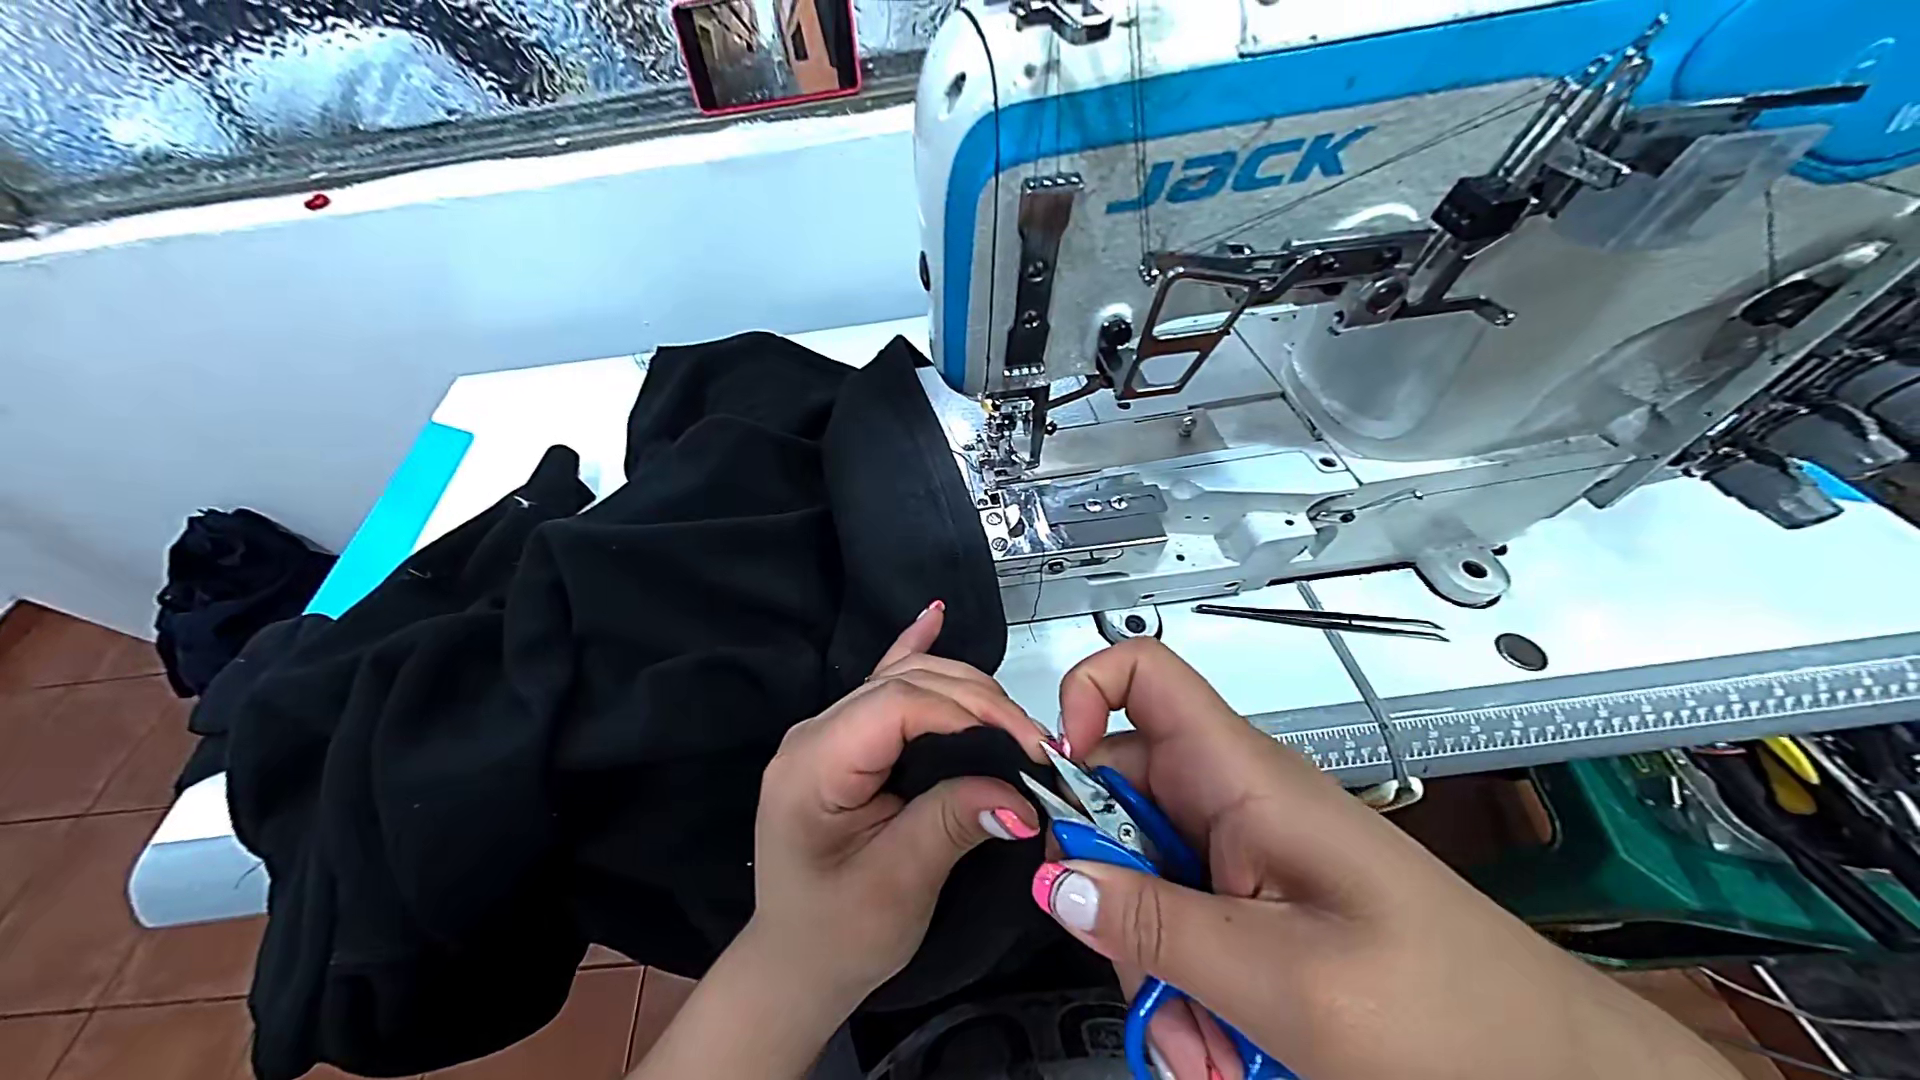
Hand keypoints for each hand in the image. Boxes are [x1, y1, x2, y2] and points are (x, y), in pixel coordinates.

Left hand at [740, 601, 1048, 1009]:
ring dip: (966, 689)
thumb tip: (1019, 792)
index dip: (970, 712)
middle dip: (978, 701)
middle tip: (1033, 742)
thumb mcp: (897, 887)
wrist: (797, 961)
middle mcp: (817, 732)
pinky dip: (916, 650)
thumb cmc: (837, 934)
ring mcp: (830, 729)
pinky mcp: (850, 737)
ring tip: (1013, 720)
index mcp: (814, 763)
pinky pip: (888, 682)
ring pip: (906, 677)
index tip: (1027, 745)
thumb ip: (951, 824)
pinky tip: (934, 617)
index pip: (899, 704)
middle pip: (906, 682)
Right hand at [1039, 638, 1741, 1079]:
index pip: (1141, 674)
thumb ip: (1155, 925)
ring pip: (1143, 878)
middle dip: (1112, 895)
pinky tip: (1227, 1051)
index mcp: (1239, 773)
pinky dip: (1186, 989)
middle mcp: (1230, 796)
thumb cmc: (1446, 1014)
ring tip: (1209, 1051)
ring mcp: (1241, 851)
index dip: (1082, 696)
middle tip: (1149, 989)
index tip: (1056, 778)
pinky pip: (1181, 923)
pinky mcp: (1253, 900)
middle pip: (1118, 801)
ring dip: (1154, 967)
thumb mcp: (1280, 979)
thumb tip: (1054, 879)